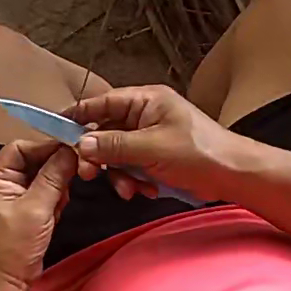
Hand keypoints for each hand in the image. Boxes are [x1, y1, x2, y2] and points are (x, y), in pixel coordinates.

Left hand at [0, 139, 76, 290]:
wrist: (4, 284)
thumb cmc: (12, 246)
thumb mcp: (37, 207)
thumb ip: (55, 175)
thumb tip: (73, 149)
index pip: (23, 147)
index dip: (47, 146)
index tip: (73, 150)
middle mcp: (2, 182)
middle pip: (35, 161)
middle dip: (56, 169)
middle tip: (75, 176)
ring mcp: (13, 197)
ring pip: (43, 177)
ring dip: (57, 186)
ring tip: (61, 202)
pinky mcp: (25, 211)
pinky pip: (44, 194)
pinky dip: (55, 199)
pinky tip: (58, 211)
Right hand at [64, 86, 248, 201]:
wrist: (233, 175)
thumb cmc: (200, 152)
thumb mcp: (151, 148)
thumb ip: (113, 145)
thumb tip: (81, 144)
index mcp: (146, 101)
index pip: (102, 103)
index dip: (78, 116)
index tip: (57, 130)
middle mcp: (145, 114)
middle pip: (105, 131)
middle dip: (100, 156)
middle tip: (92, 174)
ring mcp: (150, 136)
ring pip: (117, 153)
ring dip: (119, 173)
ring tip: (130, 189)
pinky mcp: (156, 157)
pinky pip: (132, 166)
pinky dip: (133, 179)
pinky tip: (145, 190)